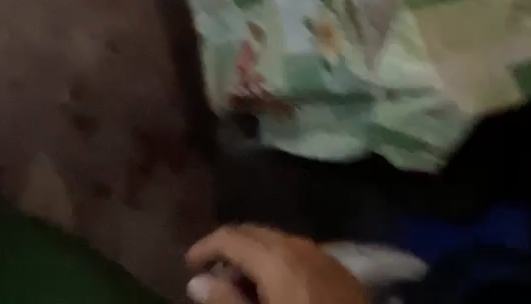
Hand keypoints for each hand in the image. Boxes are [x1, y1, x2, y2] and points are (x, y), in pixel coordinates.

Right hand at [184, 225, 369, 303]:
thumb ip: (227, 302)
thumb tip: (196, 282)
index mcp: (276, 257)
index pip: (230, 236)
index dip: (205, 247)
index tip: (188, 265)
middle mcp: (298, 245)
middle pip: (254, 233)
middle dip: (230, 249)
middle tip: (213, 276)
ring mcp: (324, 256)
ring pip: (277, 242)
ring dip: (255, 256)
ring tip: (243, 286)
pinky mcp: (342, 273)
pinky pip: (299, 255)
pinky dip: (279, 263)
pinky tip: (278, 290)